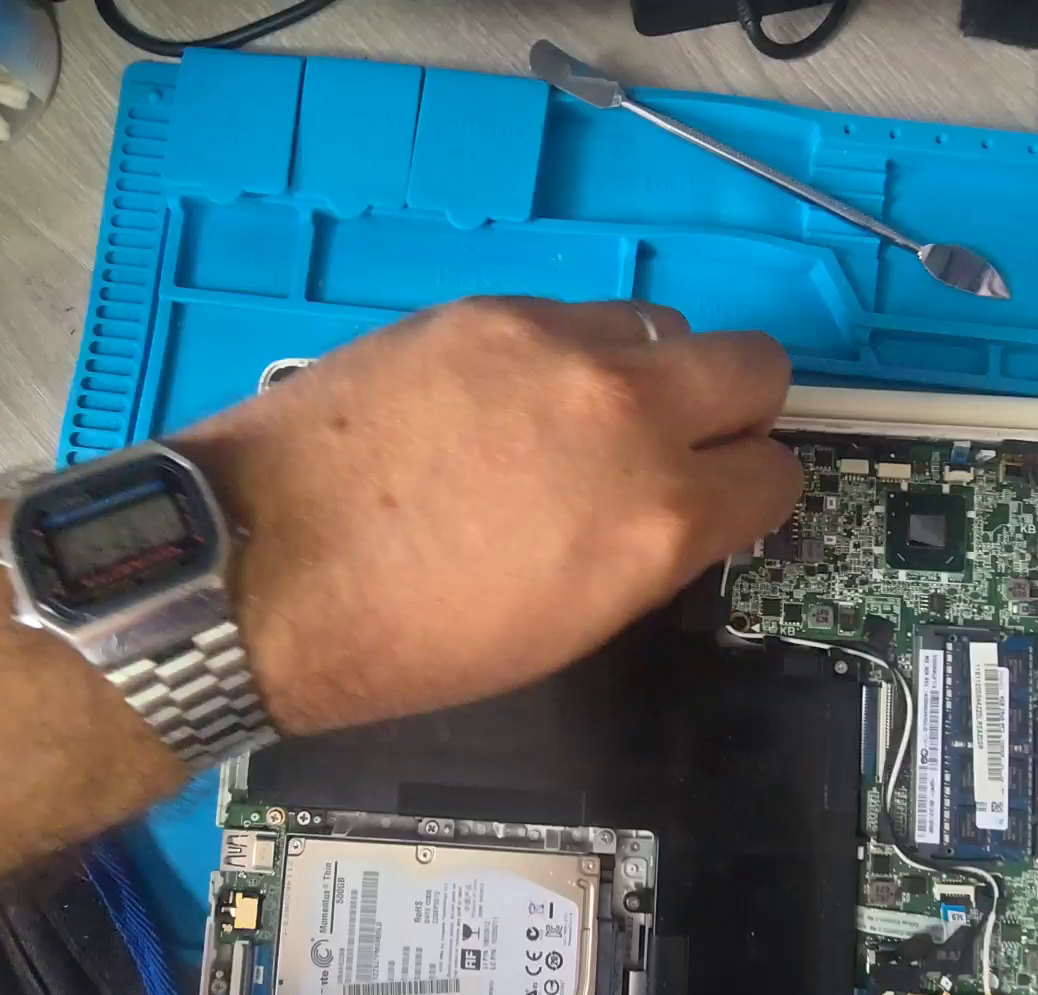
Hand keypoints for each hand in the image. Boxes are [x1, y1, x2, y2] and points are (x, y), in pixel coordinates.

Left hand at [176, 297, 801, 733]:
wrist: (261, 570)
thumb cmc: (416, 640)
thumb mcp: (567, 626)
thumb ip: (647, 552)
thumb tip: (677, 507)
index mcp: (657, 521)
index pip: (776, 477)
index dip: (754, 495)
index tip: (725, 502)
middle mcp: (628, 414)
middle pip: (757, 365)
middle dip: (737, 410)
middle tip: (679, 446)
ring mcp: (555, 346)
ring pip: (664, 327)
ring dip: (649, 375)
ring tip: (577, 420)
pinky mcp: (485, 310)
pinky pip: (572, 318)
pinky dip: (567, 357)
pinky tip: (502, 399)